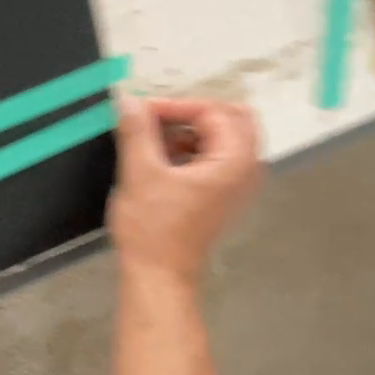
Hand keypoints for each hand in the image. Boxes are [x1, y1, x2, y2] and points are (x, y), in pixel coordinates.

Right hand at [109, 97, 263, 284]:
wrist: (158, 274)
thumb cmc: (152, 227)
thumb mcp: (140, 175)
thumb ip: (136, 133)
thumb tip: (127, 100)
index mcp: (235, 159)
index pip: (214, 112)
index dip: (175, 106)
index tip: (138, 111)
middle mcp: (246, 168)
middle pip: (229, 120)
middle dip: (190, 115)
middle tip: (153, 120)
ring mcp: (236, 184)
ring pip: (221, 140)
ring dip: (188, 133)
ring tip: (151, 141)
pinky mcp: (220, 197)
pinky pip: (213, 161)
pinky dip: (189, 152)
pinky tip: (159, 162)